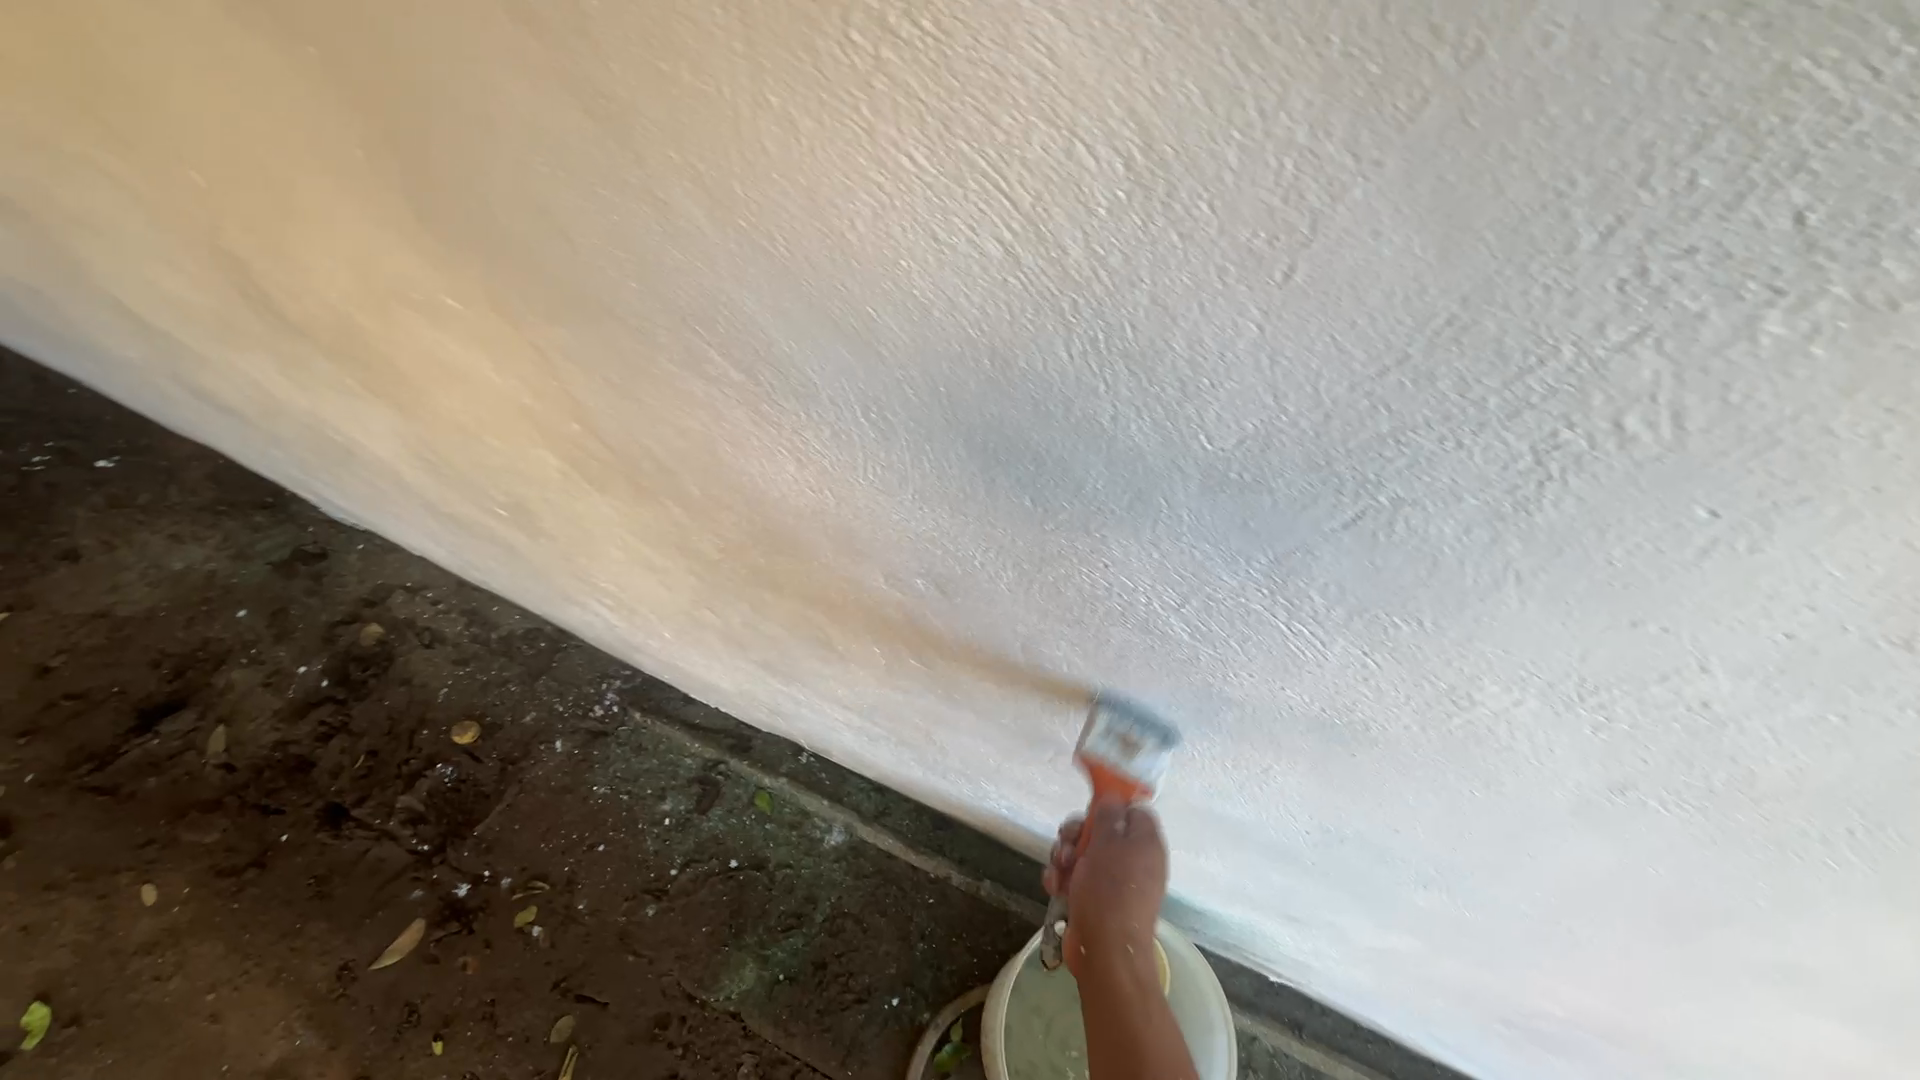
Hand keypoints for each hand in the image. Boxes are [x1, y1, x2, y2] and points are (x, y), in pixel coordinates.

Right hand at [1043, 796, 1167, 977]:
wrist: (1105, 951)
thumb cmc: (1110, 892)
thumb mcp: (1109, 843)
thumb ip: (1109, 815)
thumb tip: (1113, 797)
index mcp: (1145, 843)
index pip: (1133, 810)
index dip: (1112, 804)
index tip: (1090, 805)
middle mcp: (1132, 859)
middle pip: (1101, 829)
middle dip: (1077, 834)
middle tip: (1068, 844)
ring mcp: (1113, 880)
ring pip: (1082, 851)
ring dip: (1064, 856)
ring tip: (1059, 870)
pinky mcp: (1094, 897)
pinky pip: (1075, 876)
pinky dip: (1062, 878)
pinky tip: (1055, 887)